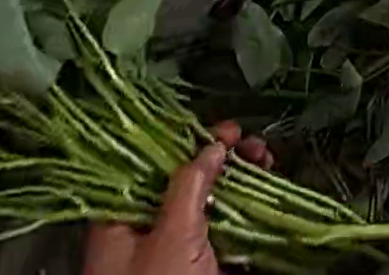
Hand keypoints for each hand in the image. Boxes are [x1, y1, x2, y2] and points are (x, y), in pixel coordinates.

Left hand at [81, 122, 272, 274]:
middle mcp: (145, 230)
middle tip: (255, 148)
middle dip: (223, 158)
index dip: (190, 137)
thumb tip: (213, 145)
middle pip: (184, 178)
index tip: (229, 129)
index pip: (153, 159)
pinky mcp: (200, 273)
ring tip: (267, 164)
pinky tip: (266, 196)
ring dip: (239, 181)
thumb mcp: (172, 234)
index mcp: (121, 218)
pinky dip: (245, 213)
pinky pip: (222, 233)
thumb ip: (190, 182)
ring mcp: (174, 254)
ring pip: (207, 203)